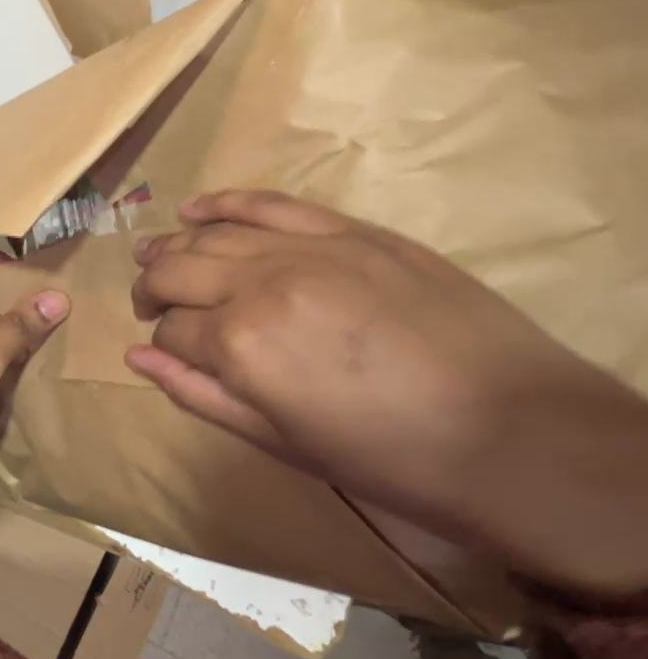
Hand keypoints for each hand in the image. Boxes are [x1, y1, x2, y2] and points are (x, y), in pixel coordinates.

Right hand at [126, 189, 647, 593]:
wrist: (521, 437)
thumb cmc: (388, 455)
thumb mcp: (279, 440)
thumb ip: (197, 393)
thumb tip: (137, 355)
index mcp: (237, 344)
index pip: (170, 327)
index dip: (164, 340)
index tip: (177, 353)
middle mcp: (260, 284)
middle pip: (175, 269)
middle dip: (151, 288)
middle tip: (150, 304)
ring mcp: (309, 250)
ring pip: (213, 234)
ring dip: (174, 245)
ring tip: (157, 257)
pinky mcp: (354, 233)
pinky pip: (272, 203)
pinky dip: (226, 202)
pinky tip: (196, 209)